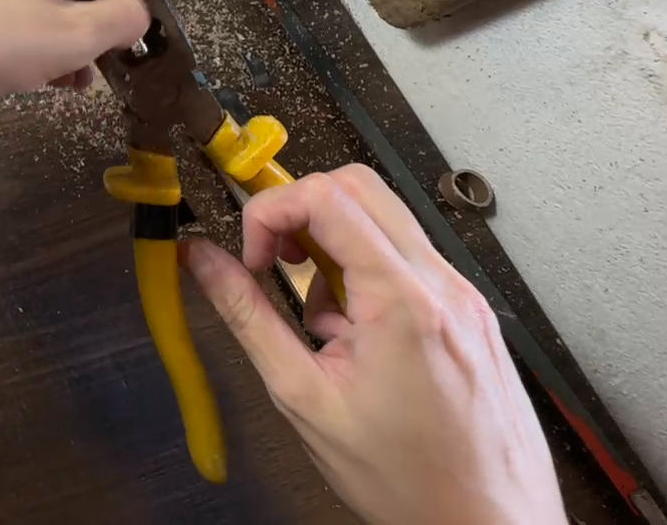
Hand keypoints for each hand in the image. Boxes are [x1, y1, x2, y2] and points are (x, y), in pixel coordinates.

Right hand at [184, 165, 564, 524]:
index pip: (325, 197)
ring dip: (328, 240)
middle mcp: (443, 286)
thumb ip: (245, 313)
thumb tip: (200, 258)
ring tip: (316, 310)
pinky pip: (401, 253)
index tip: (252, 256)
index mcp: (405, 304)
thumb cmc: (407, 481)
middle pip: (356, 185)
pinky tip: (350, 328)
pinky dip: (357, 266)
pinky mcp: (466, 311)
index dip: (269, 211)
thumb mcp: (301, 395)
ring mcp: (462, 296)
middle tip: (275, 258)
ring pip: (379, 214)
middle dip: (298, 208)